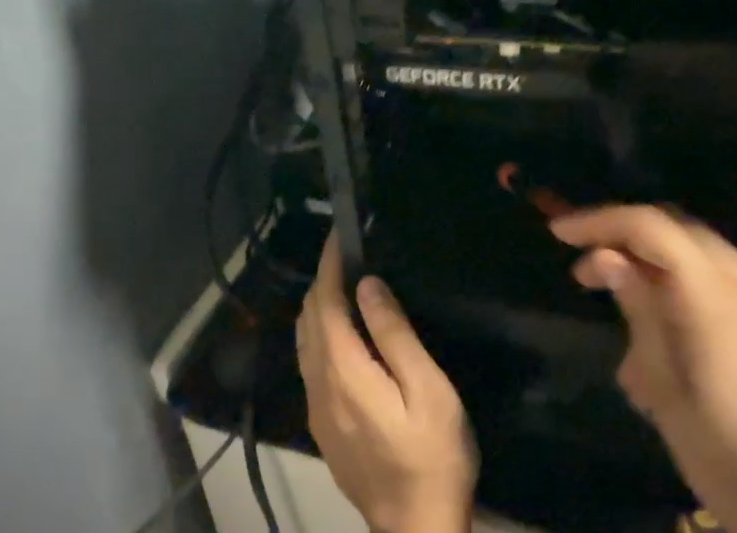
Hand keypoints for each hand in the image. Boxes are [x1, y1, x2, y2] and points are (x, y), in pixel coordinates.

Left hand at [297, 233, 476, 532]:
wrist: (416, 526)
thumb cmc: (432, 455)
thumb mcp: (428, 391)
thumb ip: (394, 335)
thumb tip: (367, 284)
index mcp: (344, 370)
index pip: (325, 301)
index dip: (329, 264)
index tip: (338, 234)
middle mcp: (318, 384)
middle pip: (309, 317)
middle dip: (323, 280)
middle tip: (348, 254)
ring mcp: (315, 407)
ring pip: (304, 340)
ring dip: (319, 306)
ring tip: (345, 284)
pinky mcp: (321, 425)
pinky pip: (310, 363)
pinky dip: (319, 333)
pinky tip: (342, 332)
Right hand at [553, 206, 736, 532]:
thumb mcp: (676, 401)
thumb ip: (643, 320)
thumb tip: (608, 260)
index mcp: (718, 295)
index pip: (650, 225)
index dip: (598, 221)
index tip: (558, 237)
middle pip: (679, 230)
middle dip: (626, 242)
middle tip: (586, 279)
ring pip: (706, 260)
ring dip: (659, 275)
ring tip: (632, 342)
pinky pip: (735, 288)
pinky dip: (694, 296)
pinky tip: (681, 354)